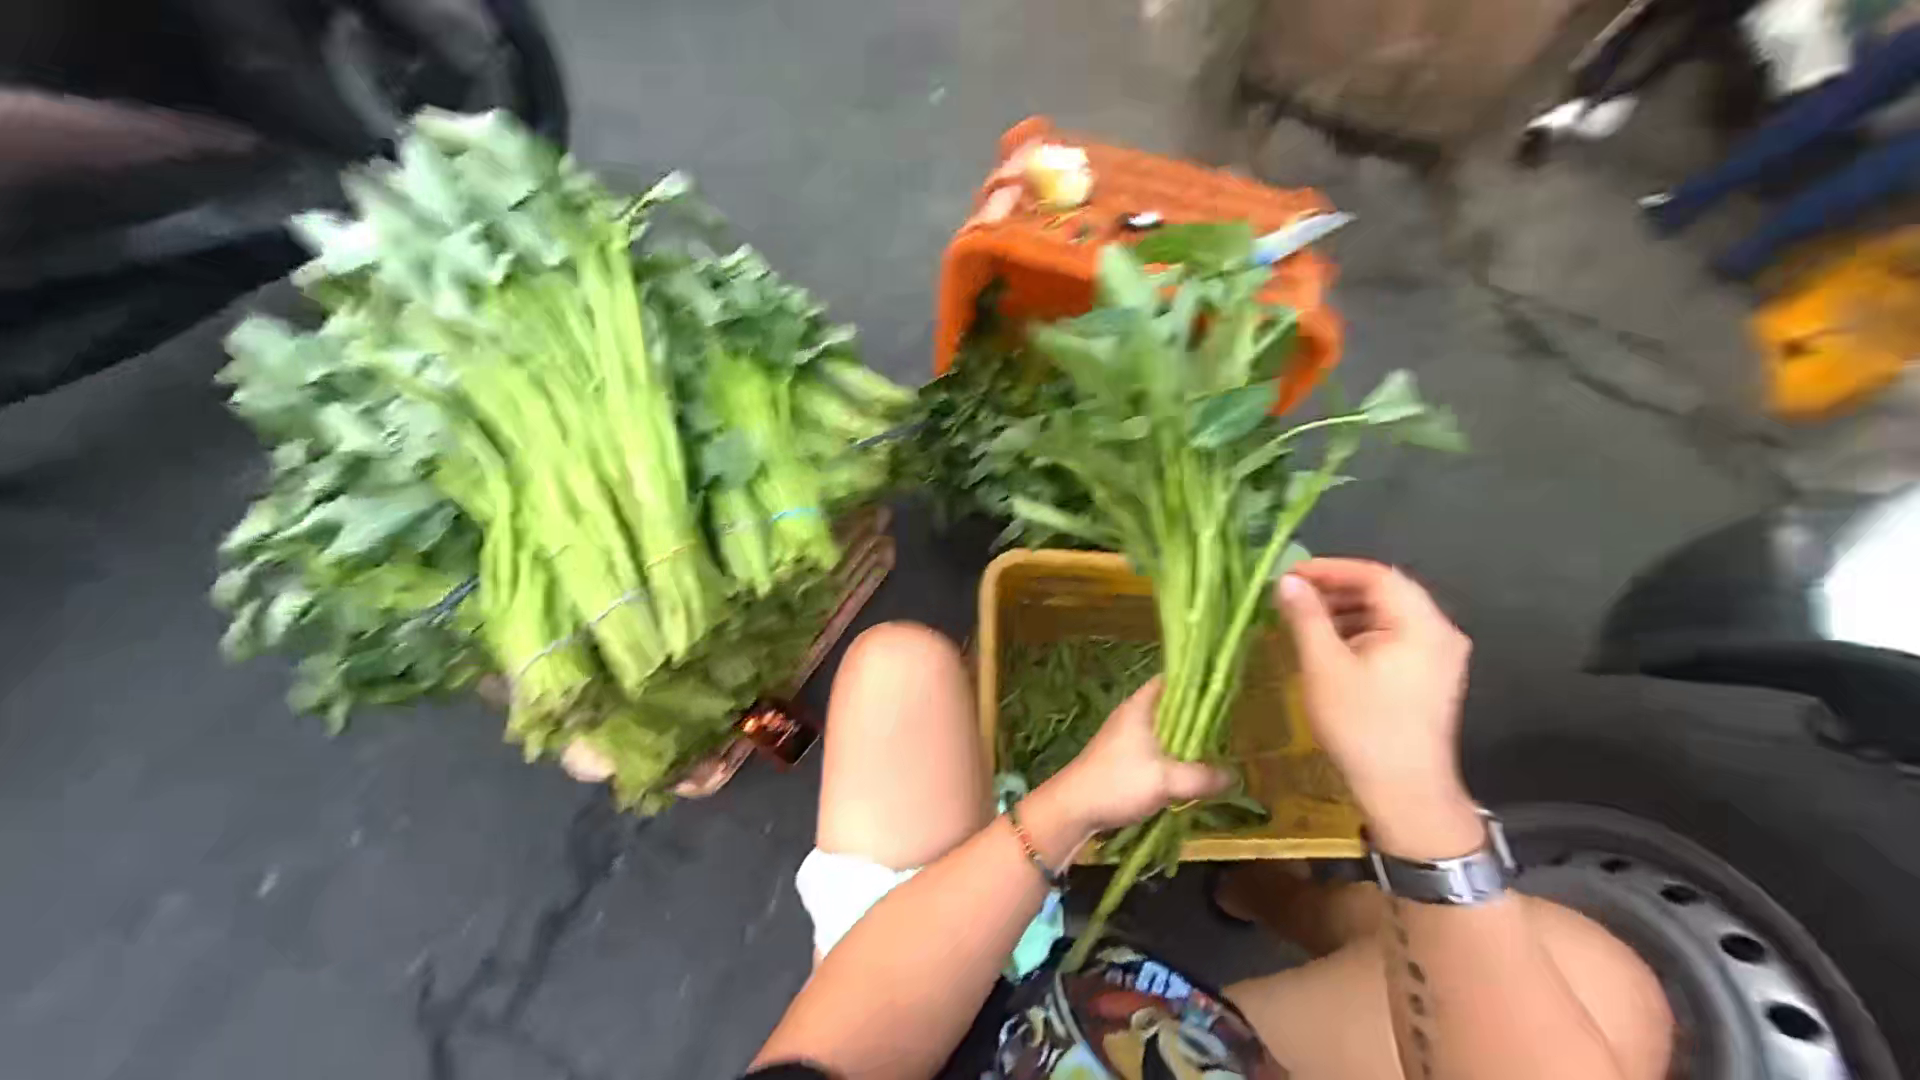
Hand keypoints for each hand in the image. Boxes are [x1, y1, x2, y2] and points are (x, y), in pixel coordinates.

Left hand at [1040, 676, 1231, 835]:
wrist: (1074, 807)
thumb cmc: (1118, 783)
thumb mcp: (1166, 781)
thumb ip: (1203, 777)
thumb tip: (1234, 776)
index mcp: (1140, 706)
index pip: (1171, 680)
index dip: (1196, 683)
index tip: (1224, 694)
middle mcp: (1133, 714)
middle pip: (1171, 705)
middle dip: (1198, 716)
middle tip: (1229, 728)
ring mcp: (1126, 735)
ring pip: (1164, 729)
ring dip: (1186, 739)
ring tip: (1215, 750)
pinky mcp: (1124, 757)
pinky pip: (1157, 747)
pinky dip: (1174, 754)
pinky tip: (1190, 770)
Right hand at [1275, 558, 1481, 857]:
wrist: (1404, 792)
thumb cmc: (1362, 724)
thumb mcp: (1324, 665)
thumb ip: (1306, 616)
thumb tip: (1287, 581)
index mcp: (1421, 625)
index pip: (1377, 575)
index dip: (1331, 568)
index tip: (1290, 574)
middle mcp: (1439, 633)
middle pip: (1386, 592)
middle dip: (1335, 589)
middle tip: (1291, 595)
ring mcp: (1439, 657)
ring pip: (1388, 615)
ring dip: (1345, 610)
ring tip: (1302, 618)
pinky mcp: (1429, 676)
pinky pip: (1393, 637)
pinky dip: (1359, 631)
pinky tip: (1327, 644)